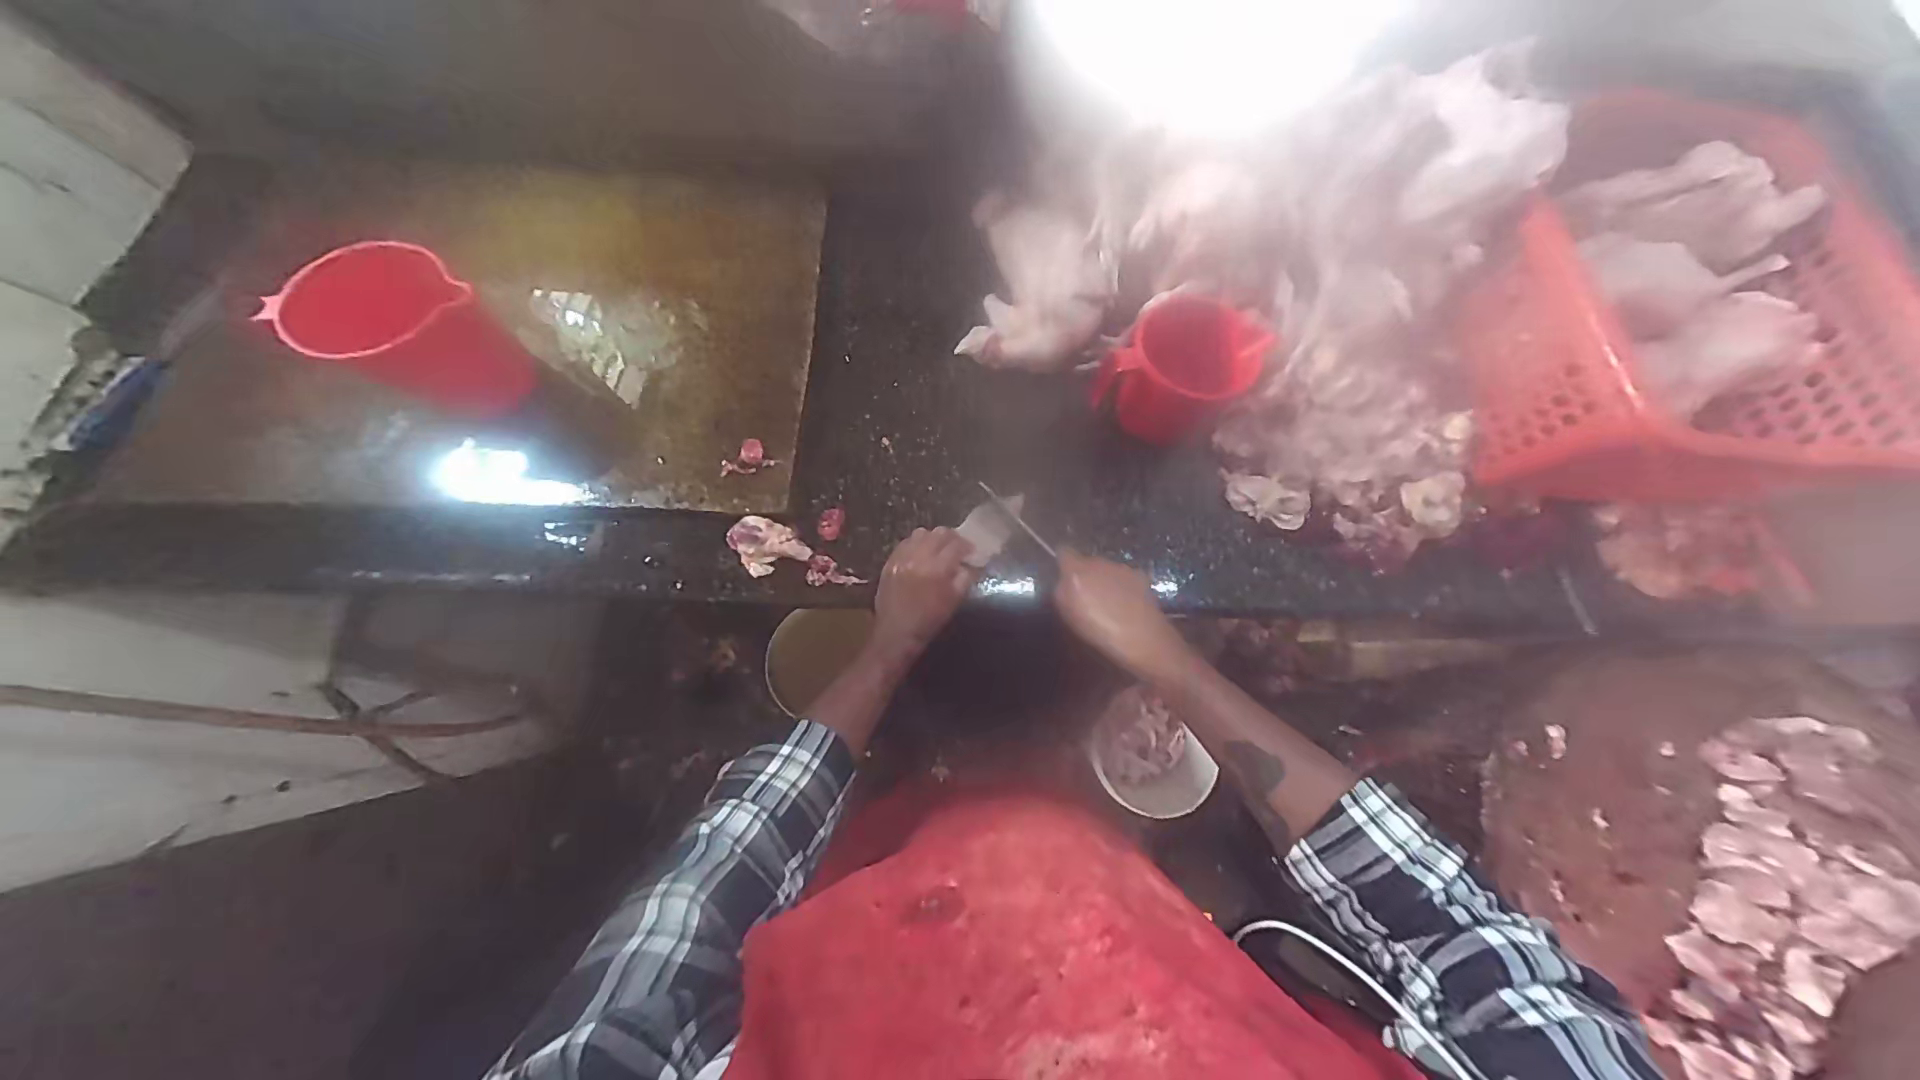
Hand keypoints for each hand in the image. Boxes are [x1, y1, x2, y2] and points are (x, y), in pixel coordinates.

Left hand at [873, 527, 975, 654]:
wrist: (896, 632)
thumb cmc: (929, 620)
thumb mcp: (954, 601)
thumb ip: (965, 578)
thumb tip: (970, 564)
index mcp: (937, 569)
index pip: (956, 545)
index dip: (967, 546)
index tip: (971, 552)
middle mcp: (918, 558)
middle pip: (939, 533)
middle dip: (952, 538)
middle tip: (957, 547)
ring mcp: (902, 558)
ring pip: (921, 533)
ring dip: (932, 538)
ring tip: (937, 549)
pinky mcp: (890, 561)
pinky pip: (905, 542)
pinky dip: (916, 544)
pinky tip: (920, 553)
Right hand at [1053, 550, 1195, 683]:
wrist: (1143, 638)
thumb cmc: (1099, 631)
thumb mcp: (1068, 616)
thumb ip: (1062, 592)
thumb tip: (1063, 581)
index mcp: (1077, 570)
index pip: (1064, 552)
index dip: (1062, 562)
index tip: (1063, 576)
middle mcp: (1100, 562)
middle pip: (1087, 561)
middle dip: (1085, 574)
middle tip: (1085, 596)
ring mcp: (1122, 568)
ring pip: (1106, 569)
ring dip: (1104, 580)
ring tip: (1107, 604)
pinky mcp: (1140, 577)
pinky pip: (1123, 578)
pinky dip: (1121, 587)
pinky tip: (1125, 606)